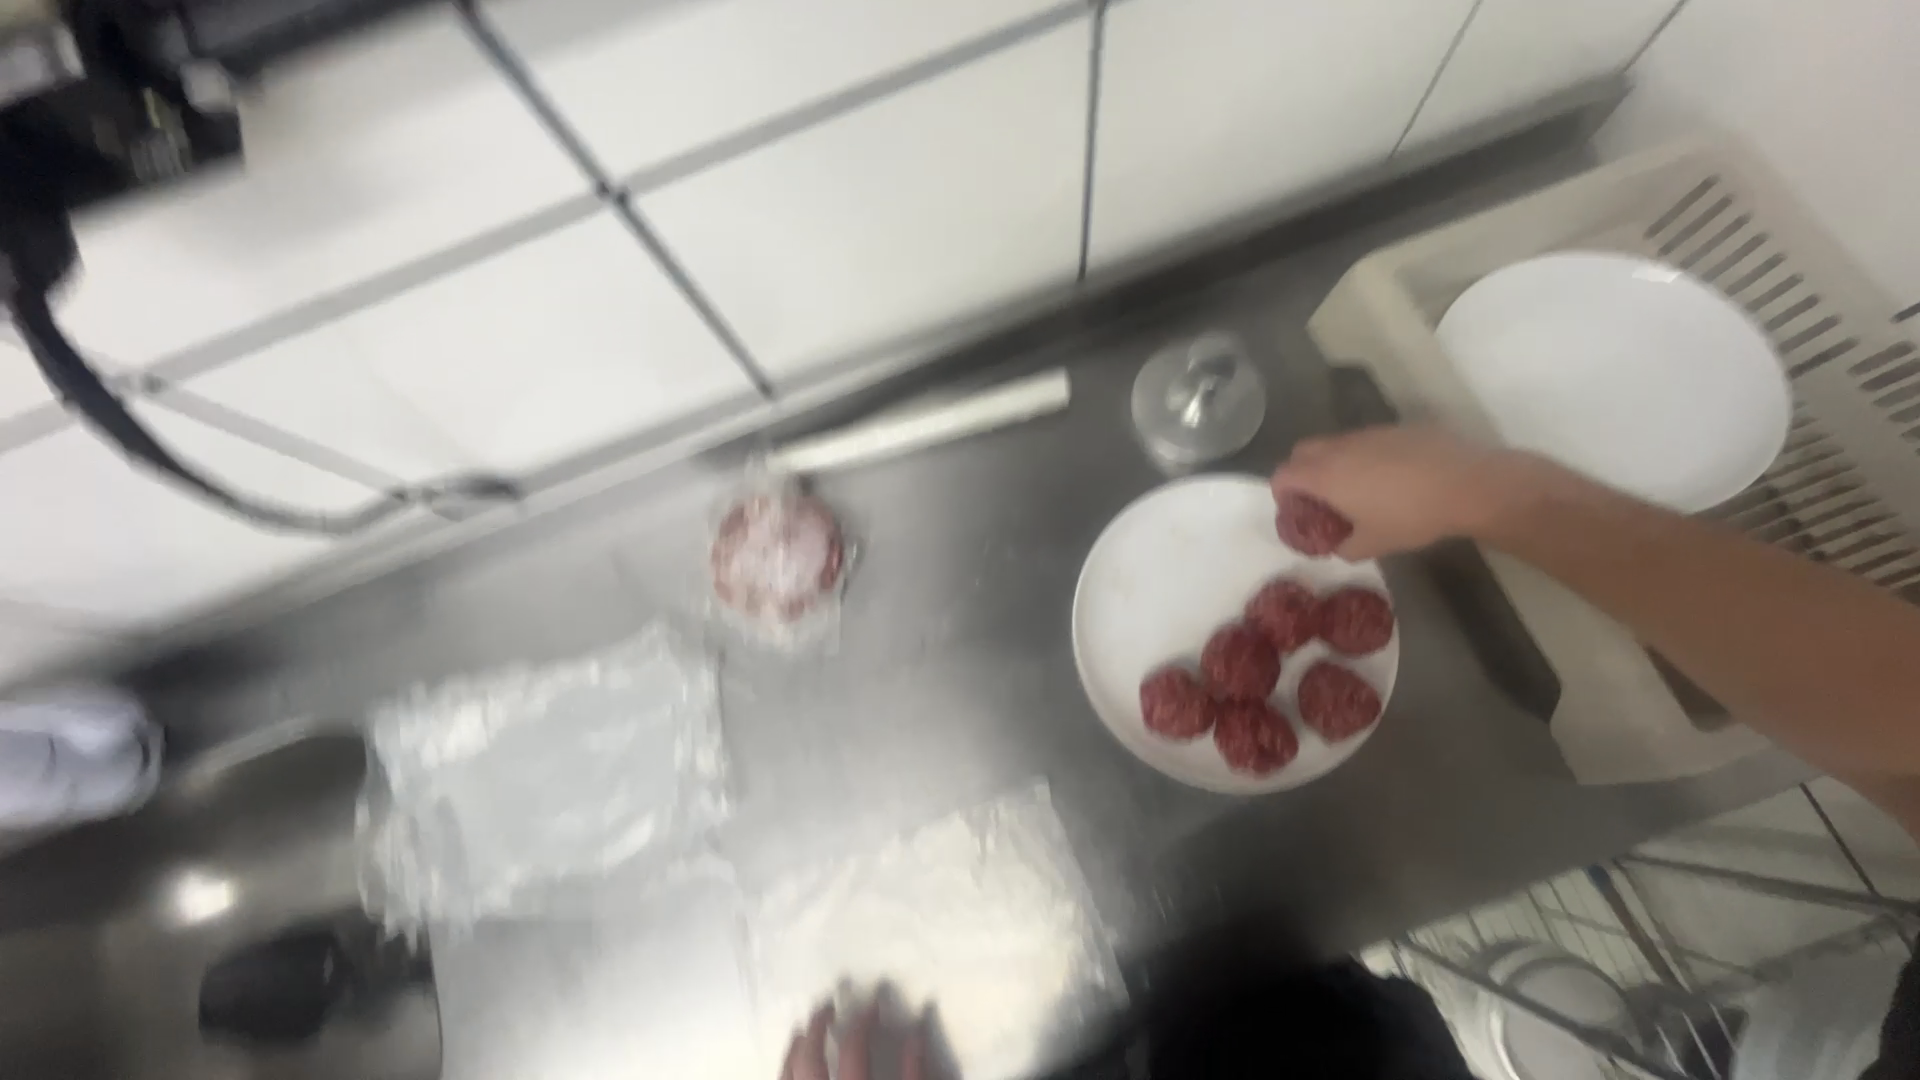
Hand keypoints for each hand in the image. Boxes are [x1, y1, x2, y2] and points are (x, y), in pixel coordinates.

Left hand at [780, 1002, 927, 1079]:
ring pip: (787, 1074)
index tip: (875, 999)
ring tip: (804, 1026)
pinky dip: (785, 1068)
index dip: (864, 1019)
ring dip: (794, 1047)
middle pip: (809, 1059)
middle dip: (817, 1025)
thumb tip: (917, 1030)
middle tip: (829, 1002)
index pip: (853, 1048)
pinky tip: (792, 1058)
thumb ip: (915, 1071)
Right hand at [1271, 426, 1572, 560]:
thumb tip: (1339, 547)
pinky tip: (1392, 477)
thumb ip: (1345, 547)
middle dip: (1300, 472)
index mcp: (1325, 475)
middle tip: (1316, 496)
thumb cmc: (1412, 517)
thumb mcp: (1373, 544)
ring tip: (1356, 488)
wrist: (1470, 485)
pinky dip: (1365, 456)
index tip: (1294, 510)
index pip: (1282, 475)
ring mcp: (1370, 434)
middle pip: (1301, 451)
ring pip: (1335, 443)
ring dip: (1333, 462)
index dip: (1280, 494)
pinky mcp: (1398, 429)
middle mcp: (1340, 448)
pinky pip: (1368, 440)